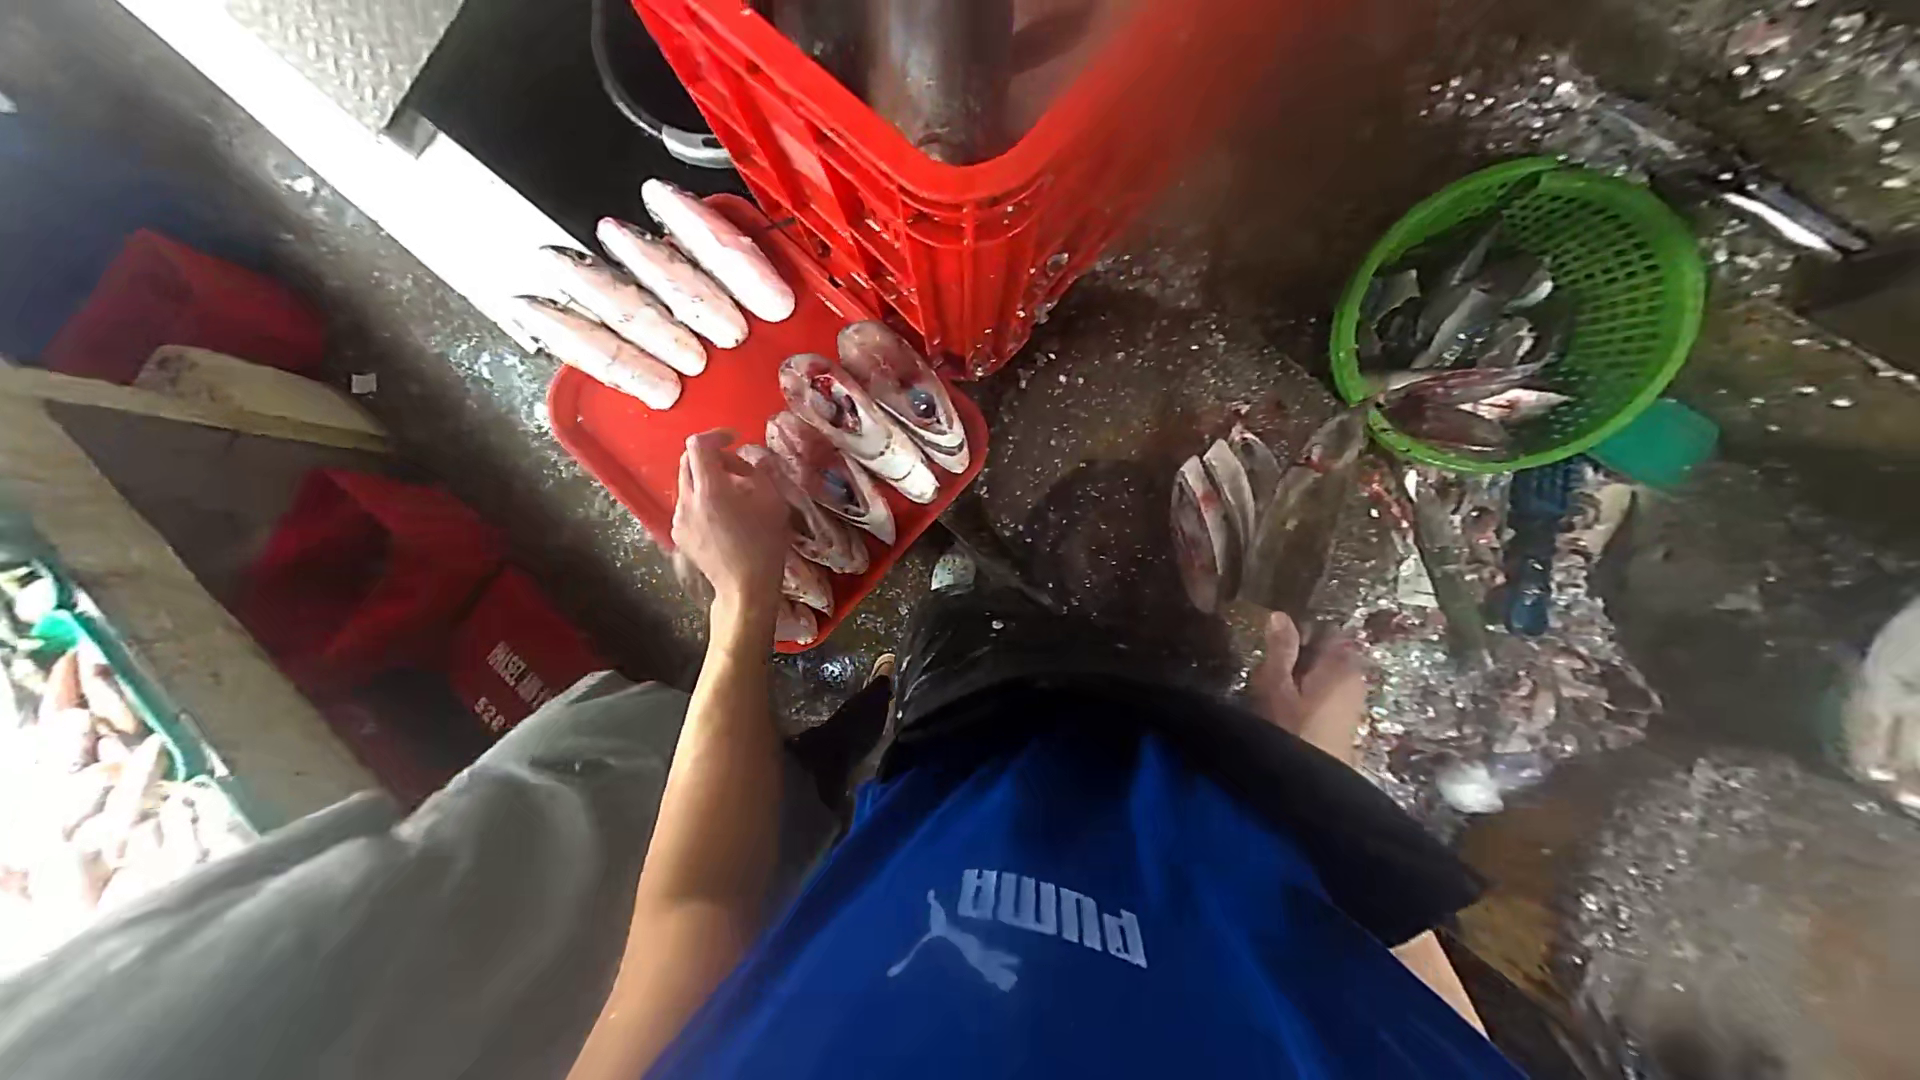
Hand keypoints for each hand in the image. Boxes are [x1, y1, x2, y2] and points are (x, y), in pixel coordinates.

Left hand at [671, 430, 789, 613]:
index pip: (698, 445)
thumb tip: (753, 458)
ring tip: (735, 497)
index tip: (734, 439)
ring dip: (709, 479)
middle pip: (688, 461)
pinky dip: (703, 500)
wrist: (745, 587)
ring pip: (687, 483)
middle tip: (739, 469)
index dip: (716, 435)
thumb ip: (762, 473)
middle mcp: (687, 500)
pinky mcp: (678, 534)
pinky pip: (687, 505)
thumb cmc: (765, 545)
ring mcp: (678, 519)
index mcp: (711, 490)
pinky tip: (724, 518)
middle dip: (713, 457)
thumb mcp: (774, 503)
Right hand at [1249, 612, 1368, 764]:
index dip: (1303, 628)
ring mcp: (1353, 703)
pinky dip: (1308, 691)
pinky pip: (1326, 694)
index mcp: (1342, 664)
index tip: (1276, 630)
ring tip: (1273, 677)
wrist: (1315, 784)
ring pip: (1326, 675)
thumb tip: (1279, 614)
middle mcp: (1355, 679)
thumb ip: (1280, 649)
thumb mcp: (1277, 684)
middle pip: (1327, 654)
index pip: (1329, 632)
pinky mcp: (1345, 722)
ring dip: (1304, 673)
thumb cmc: (1294, 728)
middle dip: (1302, 652)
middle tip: (1268, 654)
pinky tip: (1287, 701)